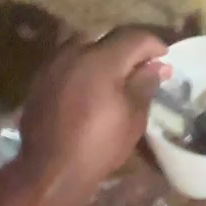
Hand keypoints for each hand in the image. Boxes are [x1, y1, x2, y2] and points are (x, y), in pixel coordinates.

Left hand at [14, 28, 168, 205]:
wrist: (50, 168)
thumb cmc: (99, 145)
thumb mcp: (132, 117)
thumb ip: (144, 84)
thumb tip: (157, 66)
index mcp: (101, 59)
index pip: (134, 37)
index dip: (153, 44)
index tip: (165, 56)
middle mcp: (74, 52)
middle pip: (107, 37)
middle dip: (128, 48)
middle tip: (142, 66)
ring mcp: (53, 64)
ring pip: (83, 45)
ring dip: (103, 55)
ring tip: (115, 75)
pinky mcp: (40, 79)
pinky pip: (67, 61)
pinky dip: (83, 66)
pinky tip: (90, 85)